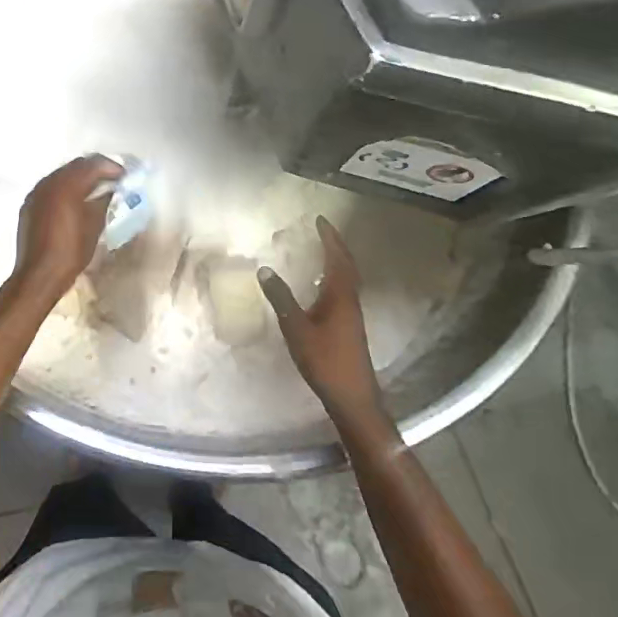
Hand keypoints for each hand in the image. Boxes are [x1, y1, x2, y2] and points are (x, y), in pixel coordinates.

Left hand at [10, 155, 123, 309]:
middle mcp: (49, 182)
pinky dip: (65, 188)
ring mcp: (36, 193)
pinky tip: (75, 202)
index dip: (111, 167)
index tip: (124, 176)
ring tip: (96, 190)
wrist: (39, 275)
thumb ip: (103, 201)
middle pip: (76, 165)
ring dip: (79, 178)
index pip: (93, 164)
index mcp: (67, 184)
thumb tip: (110, 190)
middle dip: (96, 169)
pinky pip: (51, 187)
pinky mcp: (29, 205)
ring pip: (62, 174)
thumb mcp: (95, 224)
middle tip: (112, 180)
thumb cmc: (72, 250)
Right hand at [259, 217, 383, 423]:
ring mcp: (353, 313)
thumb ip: (281, 298)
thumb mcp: (296, 328)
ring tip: (322, 250)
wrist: (353, 397)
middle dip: (335, 245)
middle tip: (322, 229)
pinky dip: (335, 277)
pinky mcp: (350, 325)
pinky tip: (322, 286)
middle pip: (346, 264)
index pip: (337, 257)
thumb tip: (265, 269)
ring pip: (347, 277)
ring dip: (336, 260)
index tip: (320, 219)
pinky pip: (344, 289)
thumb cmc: (325, 360)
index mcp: (340, 294)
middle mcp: (350, 299)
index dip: (329, 237)